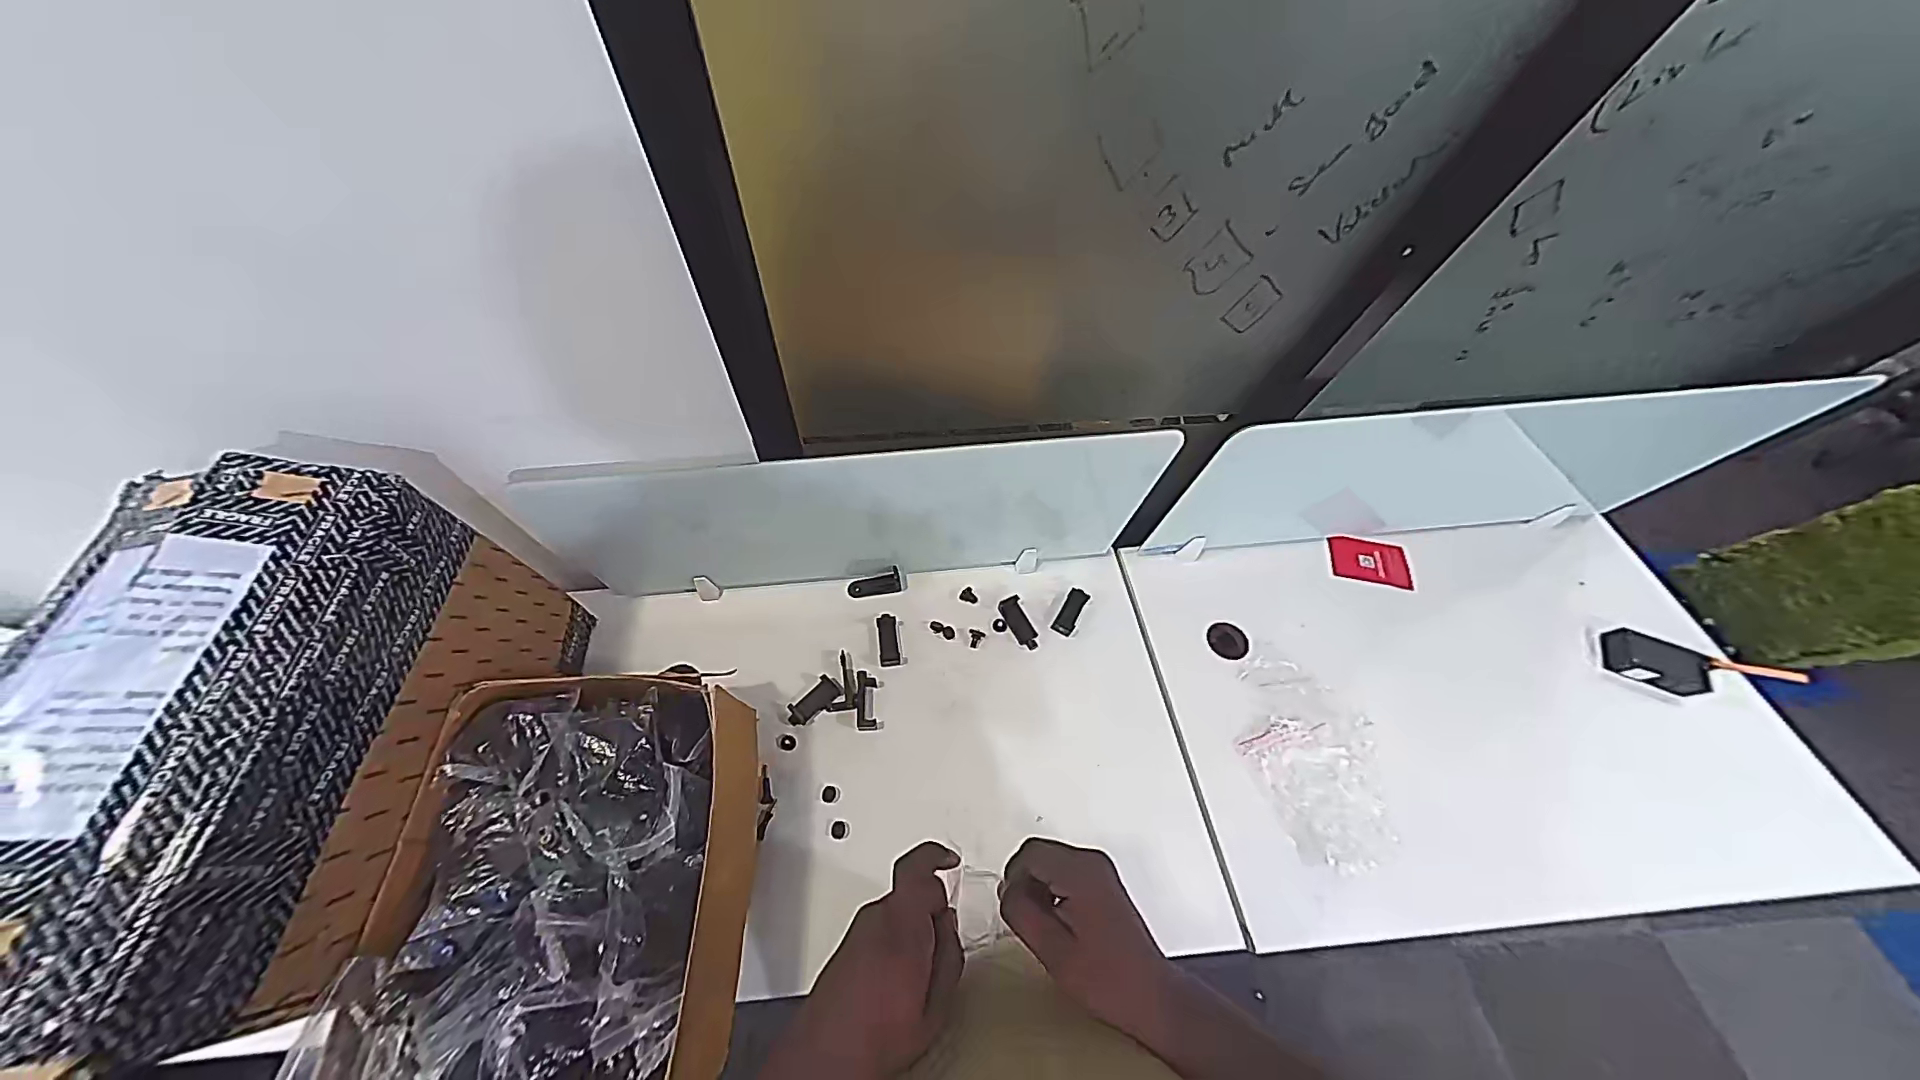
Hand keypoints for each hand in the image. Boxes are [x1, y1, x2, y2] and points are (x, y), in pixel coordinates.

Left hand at [759, 841, 963, 1079]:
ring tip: (914, 979)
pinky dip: (894, 939)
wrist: (824, 1057)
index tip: (949, 859)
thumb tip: (949, 926)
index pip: (917, 866)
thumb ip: (949, 953)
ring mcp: (858, 927)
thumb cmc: (875, 1036)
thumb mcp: (935, 1004)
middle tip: (940, 949)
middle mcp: (876, 916)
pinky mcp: (847, 941)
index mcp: (902, 923)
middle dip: (931, 910)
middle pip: (912, 891)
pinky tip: (895, 980)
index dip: (936, 855)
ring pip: (897, 908)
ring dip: (912, 928)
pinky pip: (881, 924)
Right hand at [1000, 837, 1322, 1079]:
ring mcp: (1105, 875)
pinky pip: (1072, 877)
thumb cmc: (1114, 978)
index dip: (1016, 874)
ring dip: (1045, 888)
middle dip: (1029, 879)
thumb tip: (1009, 888)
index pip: (1032, 851)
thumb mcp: (1056, 948)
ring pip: (1058, 864)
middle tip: (1027, 916)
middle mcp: (1096, 863)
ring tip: (1046, 927)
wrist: (1160, 999)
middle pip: (1044, 853)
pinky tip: (1064, 927)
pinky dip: (1060, 894)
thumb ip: (1026, 910)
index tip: (1014, 903)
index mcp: (1082, 870)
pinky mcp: (1111, 889)